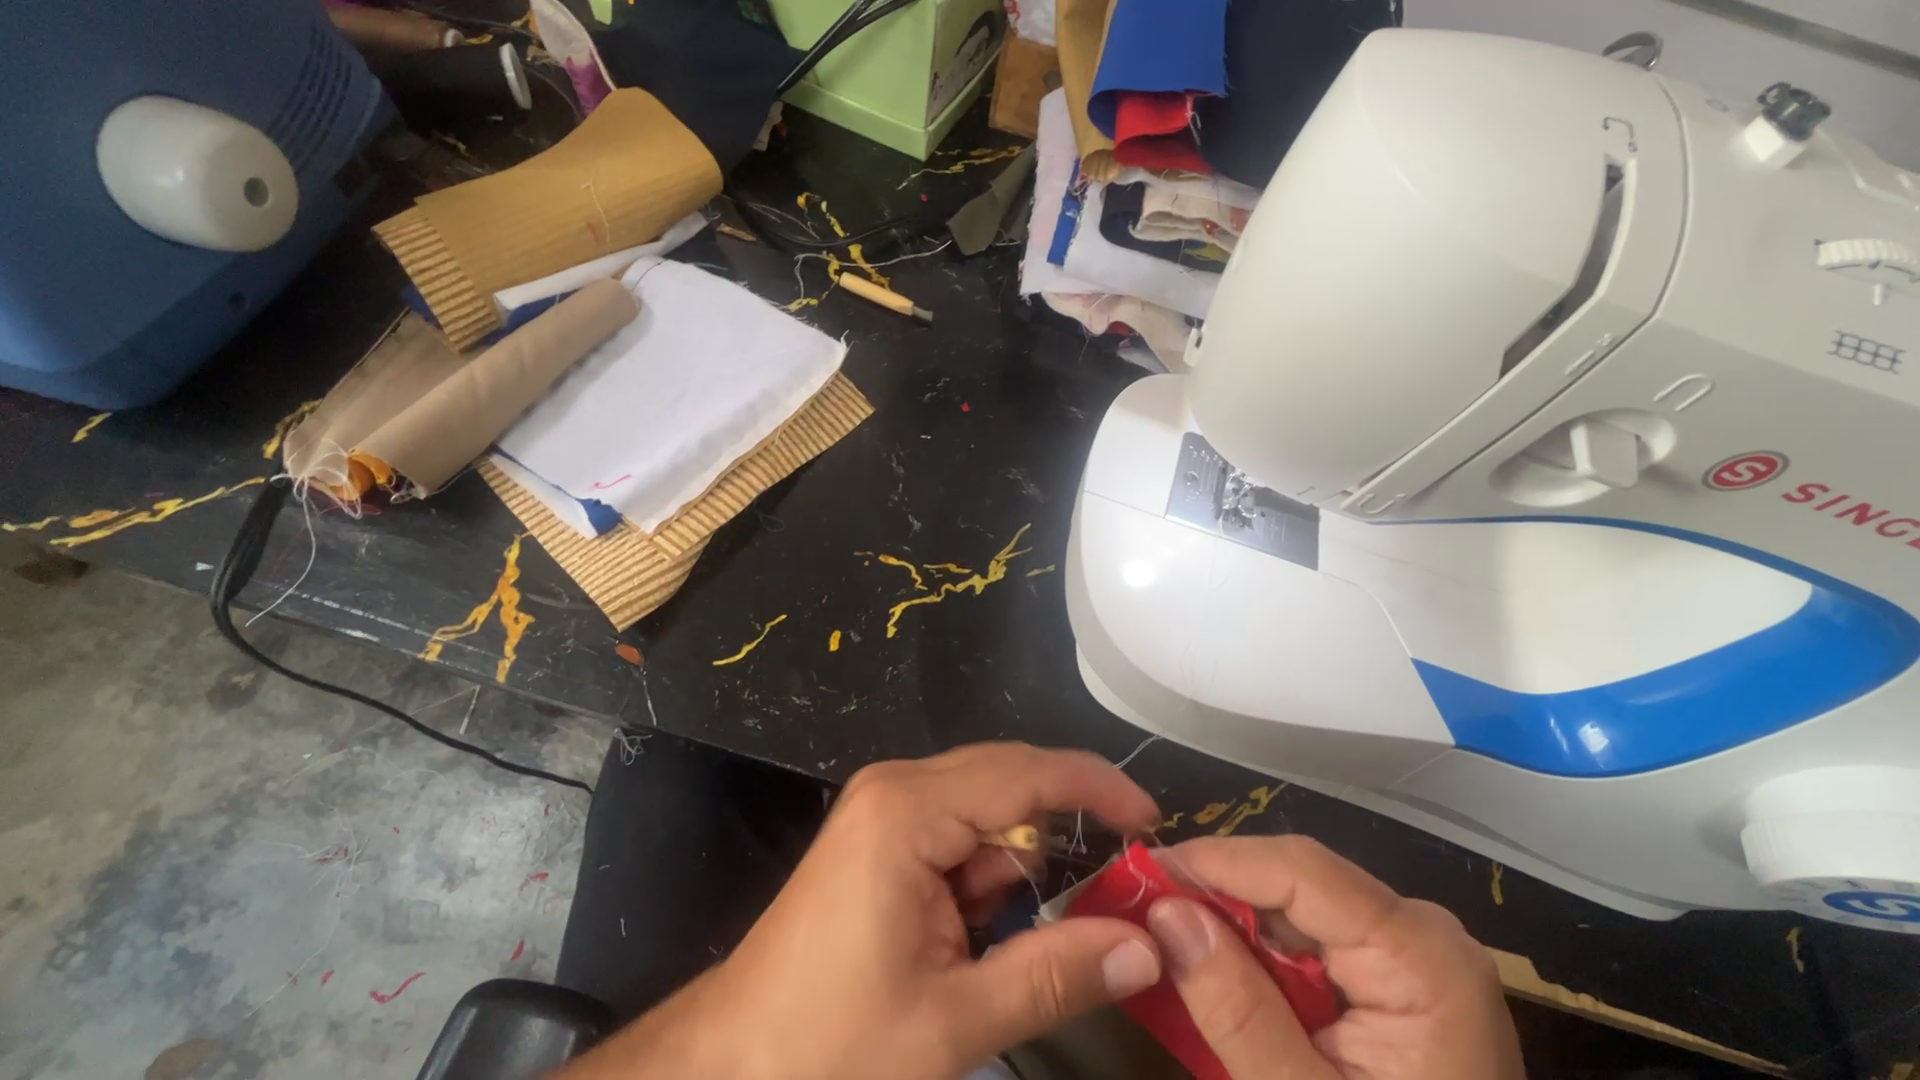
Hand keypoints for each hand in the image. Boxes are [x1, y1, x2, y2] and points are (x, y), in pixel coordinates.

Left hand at [561, 743, 1167, 1079]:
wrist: (730, 1062)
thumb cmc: (830, 1042)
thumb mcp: (954, 1021)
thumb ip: (1056, 976)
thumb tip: (1147, 948)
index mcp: (911, 811)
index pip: (1028, 773)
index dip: (1099, 789)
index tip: (1154, 822)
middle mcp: (898, 789)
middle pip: (1009, 779)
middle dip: (1070, 823)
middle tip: (1130, 877)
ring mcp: (884, 811)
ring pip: (987, 810)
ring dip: (1028, 860)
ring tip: (1067, 921)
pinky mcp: (880, 840)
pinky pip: (958, 835)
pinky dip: (991, 873)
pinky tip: (996, 927)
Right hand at [1146, 836, 1522, 1079]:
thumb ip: (1236, 1010)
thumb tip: (1166, 912)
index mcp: (1422, 956)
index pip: (1300, 869)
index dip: (1214, 861)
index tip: (1137, 876)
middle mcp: (1423, 932)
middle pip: (1297, 881)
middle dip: (1214, 894)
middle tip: (1136, 914)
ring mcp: (1414, 953)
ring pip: (1298, 907)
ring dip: (1230, 925)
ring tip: (1163, 945)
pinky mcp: (1398, 977)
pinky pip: (1314, 941)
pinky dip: (1259, 956)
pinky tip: (1216, 976)